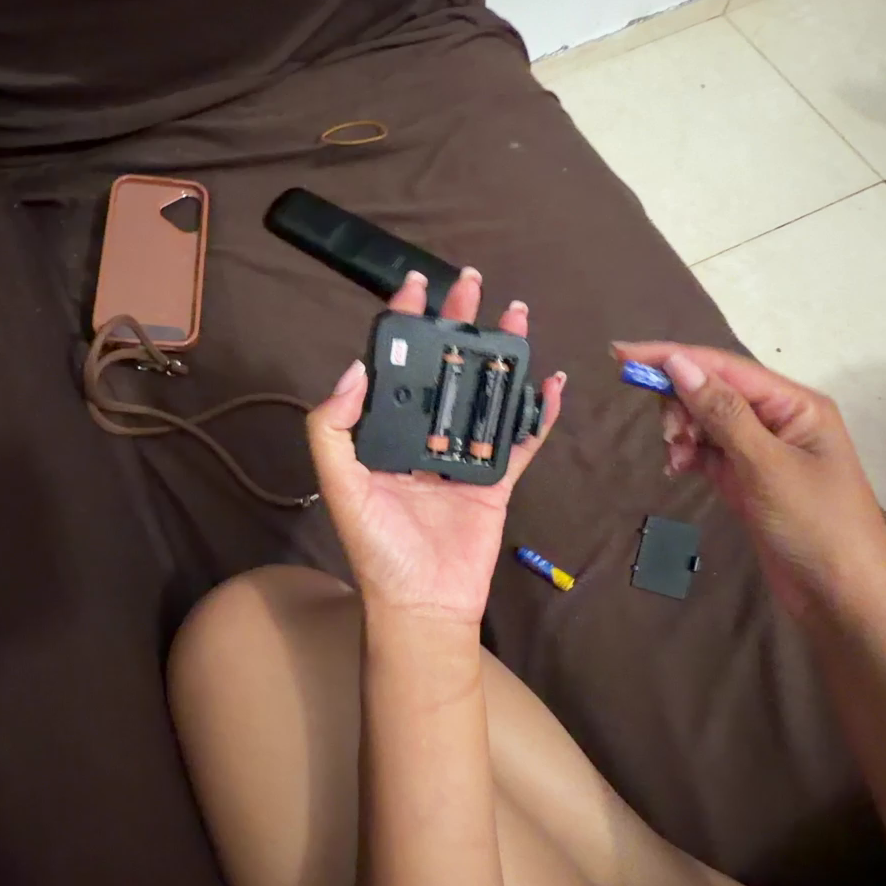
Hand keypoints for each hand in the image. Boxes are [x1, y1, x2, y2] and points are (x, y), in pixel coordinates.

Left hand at [309, 268, 564, 628]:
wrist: (422, 603)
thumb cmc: (376, 547)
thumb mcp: (340, 485)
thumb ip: (334, 428)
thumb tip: (356, 369)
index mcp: (385, 435)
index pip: (396, 368)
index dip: (404, 325)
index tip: (416, 285)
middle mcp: (423, 438)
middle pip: (445, 370)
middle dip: (458, 323)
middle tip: (473, 282)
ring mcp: (462, 458)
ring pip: (485, 395)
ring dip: (502, 355)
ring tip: (515, 315)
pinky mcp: (495, 481)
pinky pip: (520, 441)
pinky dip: (537, 414)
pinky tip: (551, 382)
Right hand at [613, 342, 885, 623]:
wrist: (841, 599)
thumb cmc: (815, 527)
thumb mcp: (766, 466)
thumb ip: (722, 413)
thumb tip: (678, 363)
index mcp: (794, 403)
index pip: (723, 367)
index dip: (671, 357)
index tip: (620, 356)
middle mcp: (777, 418)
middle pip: (711, 389)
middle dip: (679, 404)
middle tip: (668, 438)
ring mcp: (760, 450)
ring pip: (705, 421)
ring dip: (682, 432)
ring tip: (676, 460)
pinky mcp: (746, 478)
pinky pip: (707, 451)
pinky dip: (688, 455)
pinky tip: (679, 469)